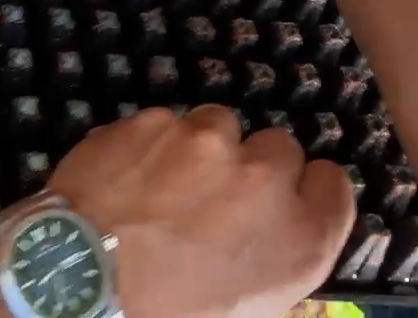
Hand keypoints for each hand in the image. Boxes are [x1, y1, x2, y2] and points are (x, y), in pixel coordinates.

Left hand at [48, 106, 353, 317]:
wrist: (84, 283)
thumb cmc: (172, 316)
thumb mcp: (249, 313)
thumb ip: (275, 267)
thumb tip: (271, 243)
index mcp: (298, 237)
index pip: (333, 184)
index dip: (307, 188)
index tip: (286, 197)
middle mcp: (260, 177)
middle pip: (278, 145)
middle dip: (254, 164)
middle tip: (219, 193)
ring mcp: (202, 140)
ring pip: (218, 122)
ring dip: (203, 145)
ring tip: (170, 178)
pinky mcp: (151, 119)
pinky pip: (164, 121)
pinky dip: (153, 140)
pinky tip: (130, 170)